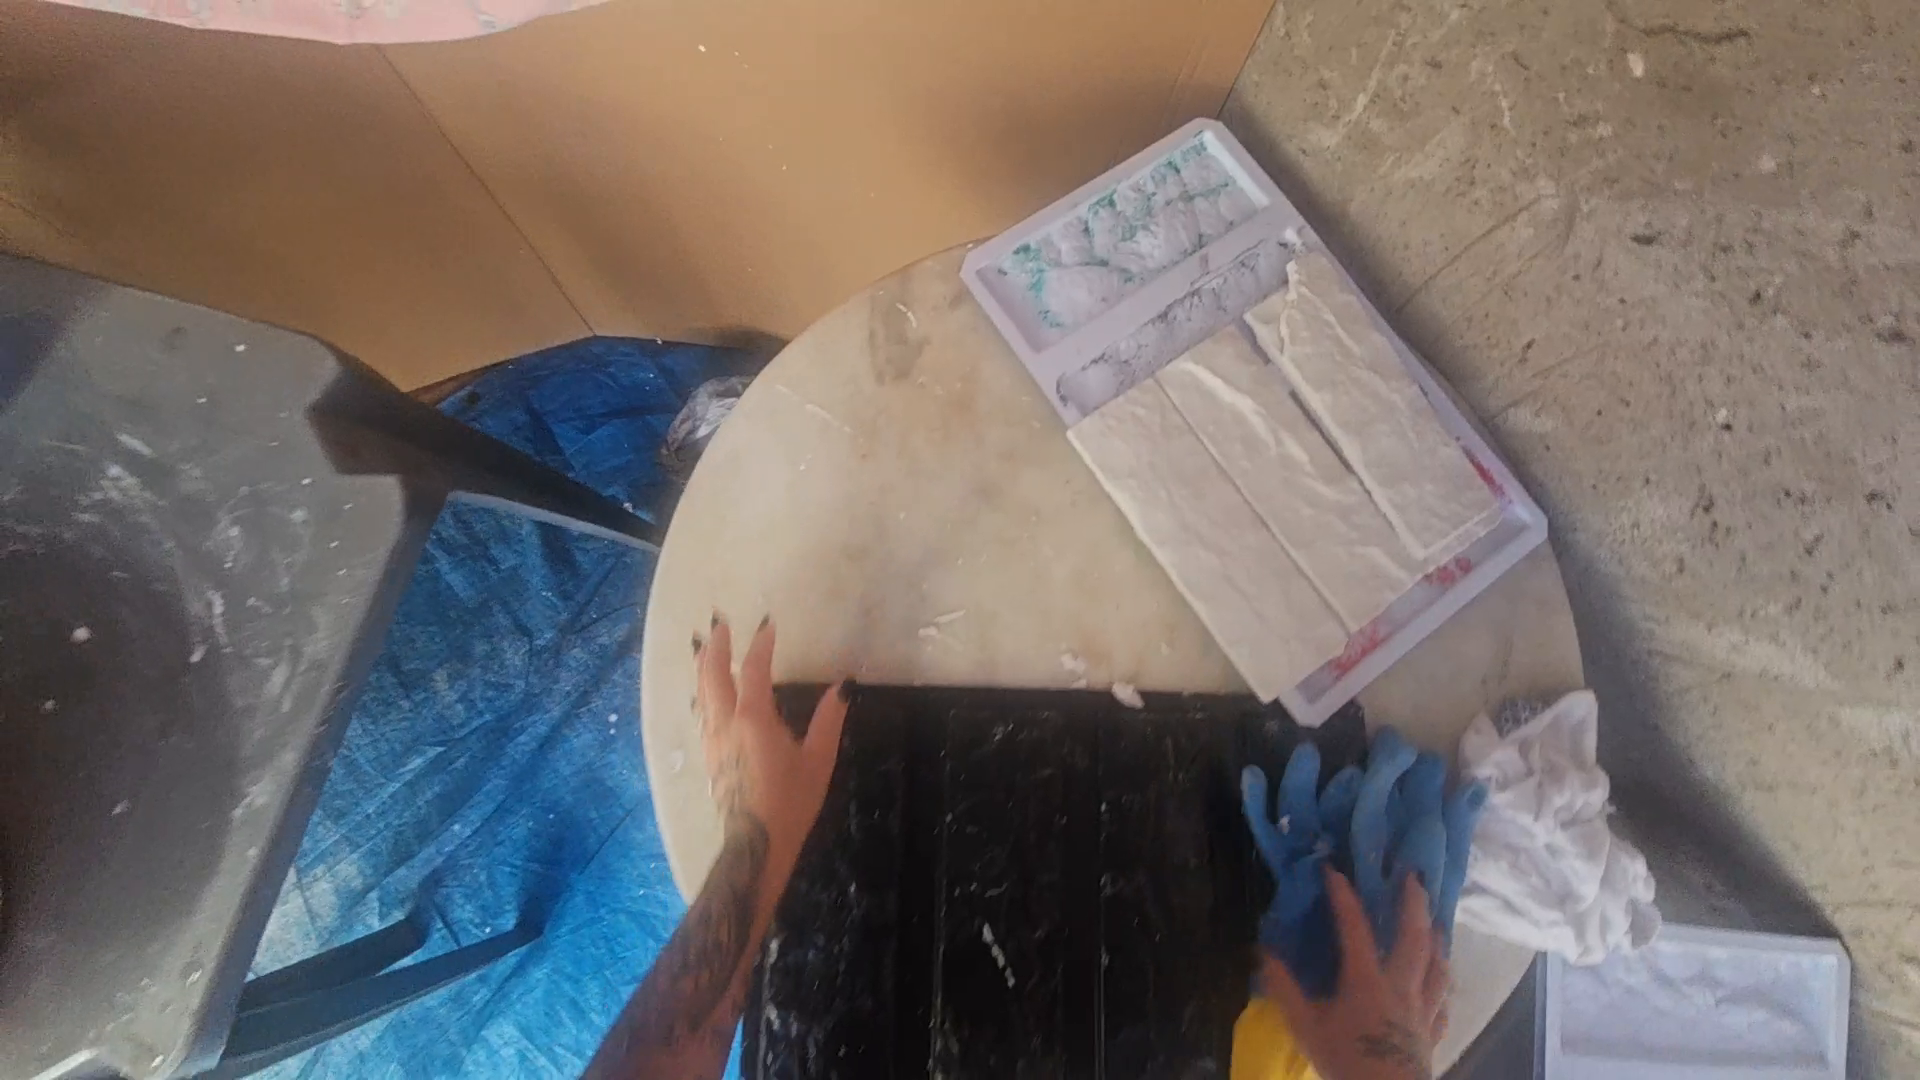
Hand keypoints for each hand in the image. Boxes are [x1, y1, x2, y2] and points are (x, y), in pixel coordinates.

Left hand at [694, 614, 848, 876]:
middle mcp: (725, 724)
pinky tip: (710, 694)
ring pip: (702, 693)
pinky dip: (705, 691)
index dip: (761, 645)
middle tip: (721, 623)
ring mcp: (712, 741)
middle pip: (713, 675)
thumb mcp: (819, 759)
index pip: (755, 671)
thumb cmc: (791, 800)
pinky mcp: (710, 756)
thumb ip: (829, 719)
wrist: (756, 846)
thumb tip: (843, 687)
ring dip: (705, 667)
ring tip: (708, 648)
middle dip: (717, 647)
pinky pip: (703, 712)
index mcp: (753, 719)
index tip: (768, 625)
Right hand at [1257, 870, 1448, 1079]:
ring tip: (1434, 921)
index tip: (1334, 869)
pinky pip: (1442, 1000)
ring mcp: (1422, 1011)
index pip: (1355, 928)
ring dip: (1436, 939)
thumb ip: (1284, 988)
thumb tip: (1264, 951)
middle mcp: (1400, 988)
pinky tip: (1439, 977)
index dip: (1344, 897)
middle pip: (1414, 939)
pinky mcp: (1432, 1033)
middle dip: (1414, 905)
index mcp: (1366, 981)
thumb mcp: (1306, 1027)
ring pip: (1437, 966)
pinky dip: (1441, 982)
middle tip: (1414, 876)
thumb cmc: (1347, 1065)